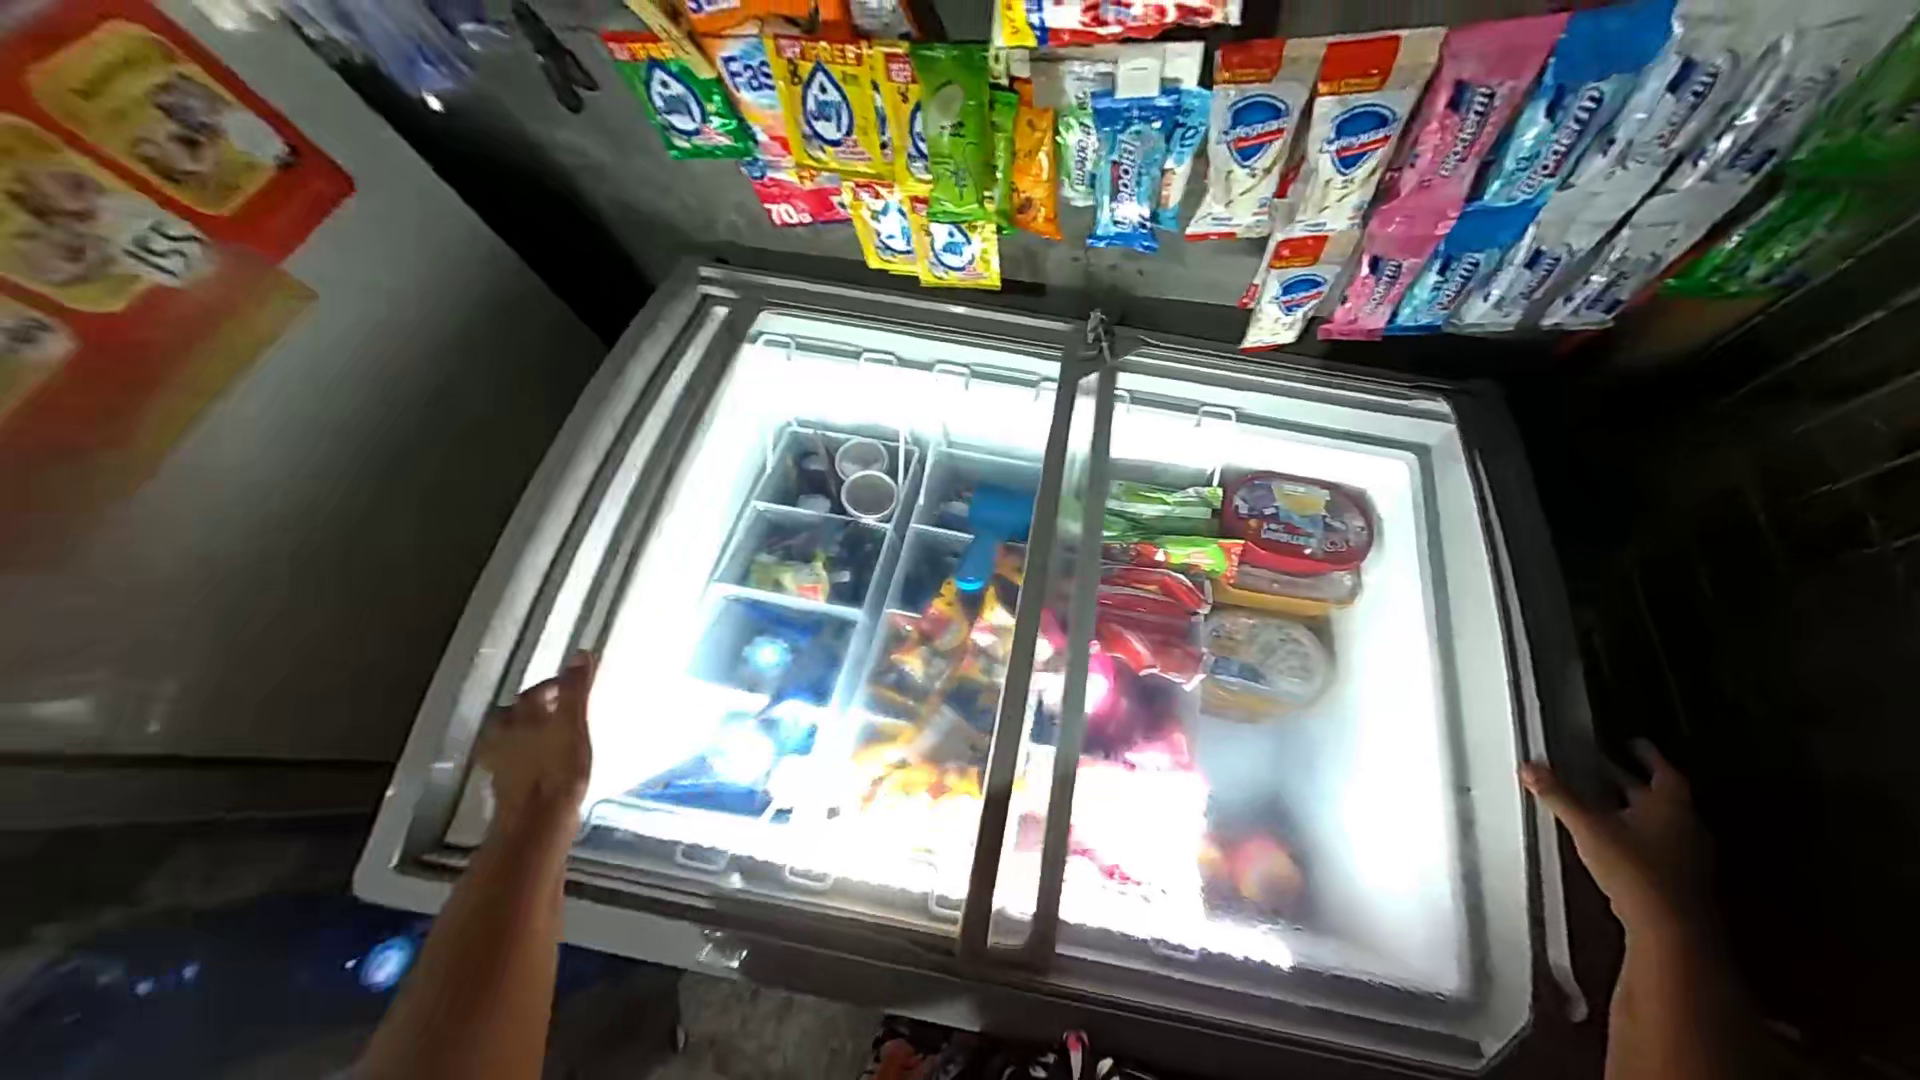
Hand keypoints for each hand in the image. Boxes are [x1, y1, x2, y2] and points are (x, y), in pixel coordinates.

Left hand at [478, 650, 594, 833]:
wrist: (537, 820)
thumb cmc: (559, 767)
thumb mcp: (574, 722)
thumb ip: (576, 688)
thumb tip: (580, 653)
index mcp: (522, 714)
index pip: (538, 691)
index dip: (557, 686)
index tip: (575, 687)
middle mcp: (504, 732)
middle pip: (518, 711)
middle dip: (538, 706)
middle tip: (563, 708)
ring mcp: (499, 759)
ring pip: (511, 734)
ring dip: (527, 729)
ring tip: (549, 733)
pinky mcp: (502, 783)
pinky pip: (511, 759)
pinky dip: (523, 754)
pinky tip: (537, 761)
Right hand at [1521, 739, 1707, 940]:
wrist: (1671, 928)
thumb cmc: (1634, 867)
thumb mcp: (1588, 826)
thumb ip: (1557, 795)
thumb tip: (1527, 766)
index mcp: (1670, 808)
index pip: (1664, 772)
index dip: (1648, 756)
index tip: (1631, 741)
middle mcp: (1684, 826)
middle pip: (1658, 794)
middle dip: (1630, 778)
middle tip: (1602, 762)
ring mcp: (1684, 852)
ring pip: (1657, 817)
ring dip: (1631, 803)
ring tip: (1600, 793)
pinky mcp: (1677, 873)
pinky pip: (1655, 838)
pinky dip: (1634, 826)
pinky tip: (1611, 830)